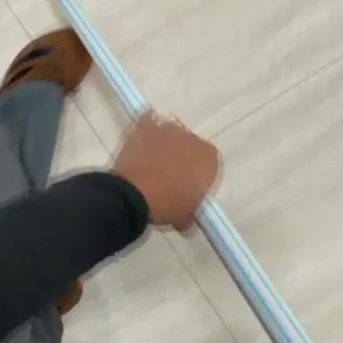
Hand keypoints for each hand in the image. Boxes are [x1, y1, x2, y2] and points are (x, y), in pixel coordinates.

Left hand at [111, 113, 219, 231]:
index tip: (187, 187)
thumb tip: (185, 221)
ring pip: (170, 133)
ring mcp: (167, 129)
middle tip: (169, 175)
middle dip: (182, 157)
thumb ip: (189, 214)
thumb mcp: (184, 216)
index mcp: (209, 158)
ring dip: (165, 143)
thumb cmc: (166, 205)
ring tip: (152, 160)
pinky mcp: (145, 126)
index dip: (198, 175)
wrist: (133, 194)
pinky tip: (142, 137)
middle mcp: (192, 138)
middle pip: (190, 146)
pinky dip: (146, 127)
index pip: (208, 164)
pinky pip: (148, 120)